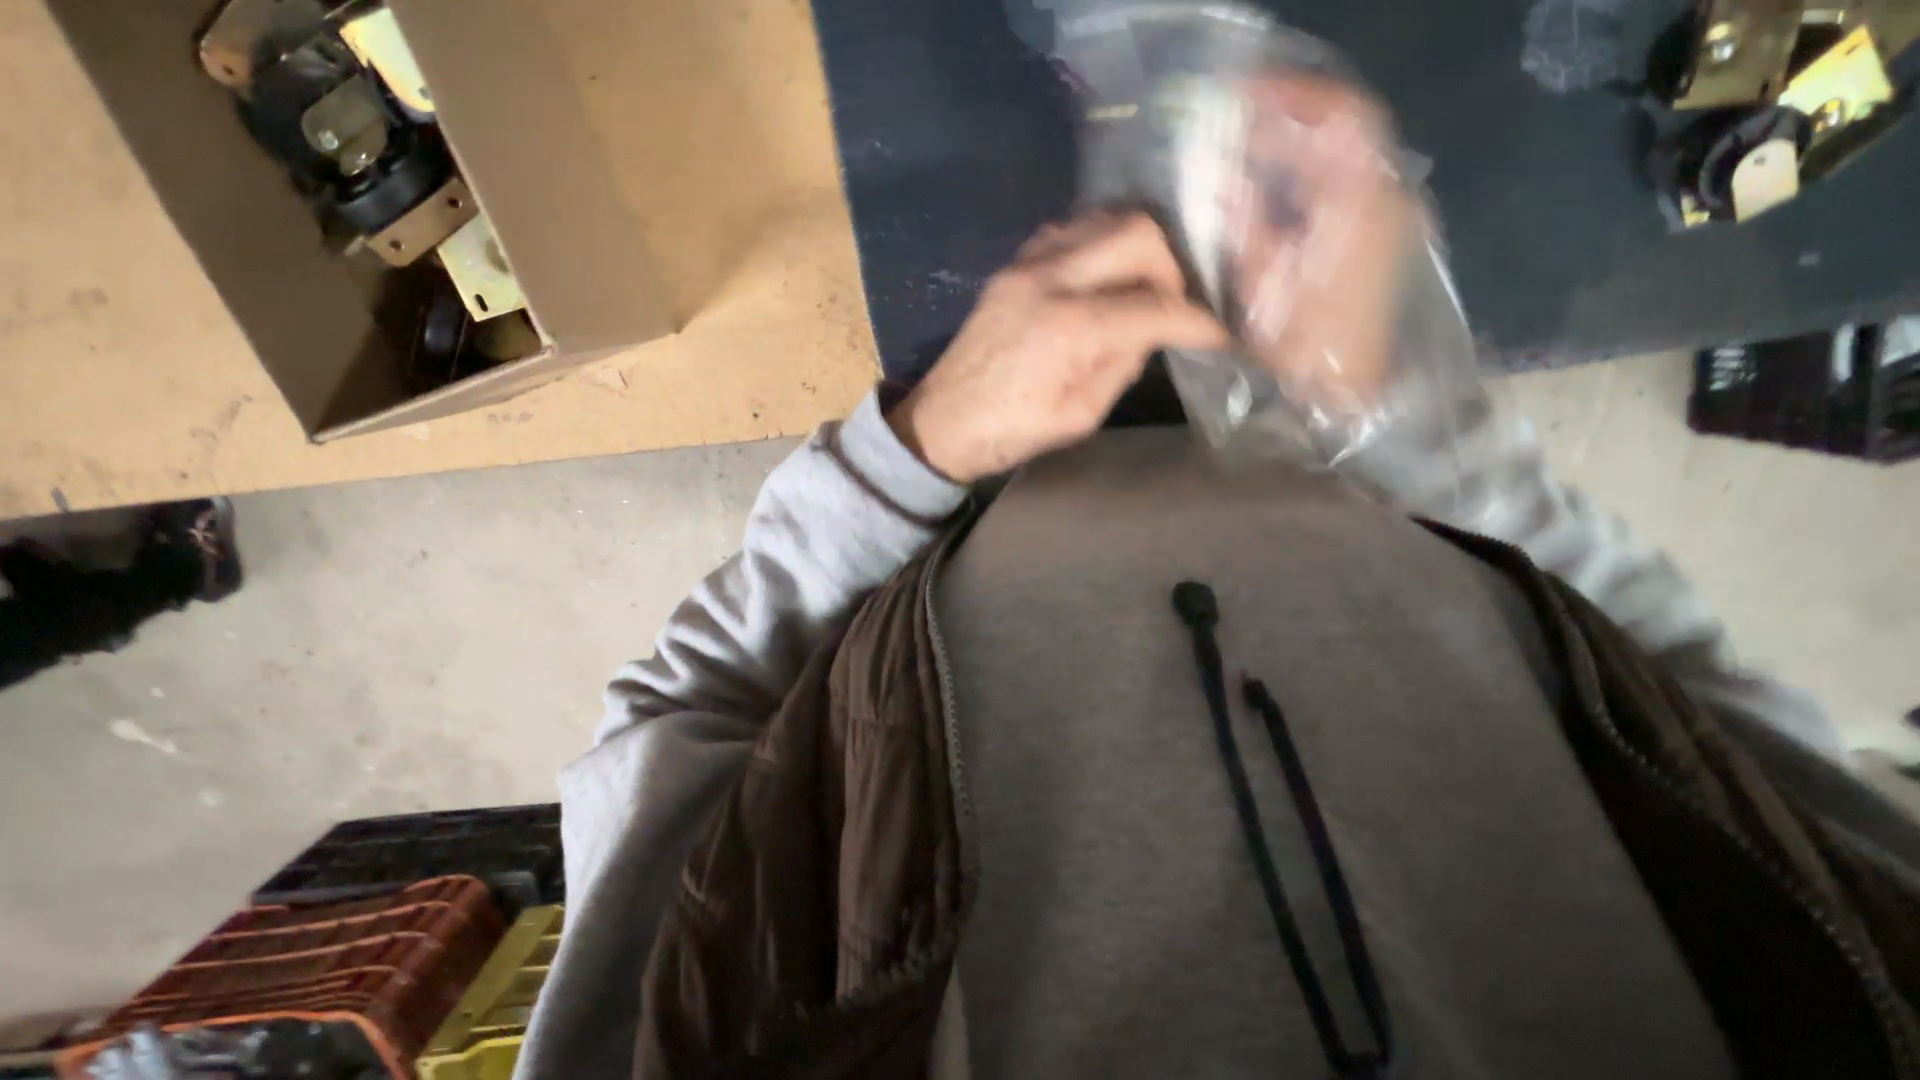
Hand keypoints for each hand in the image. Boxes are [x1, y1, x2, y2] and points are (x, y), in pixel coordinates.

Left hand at [887, 211, 1226, 482]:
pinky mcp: (1013, 265)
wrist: (942, 422)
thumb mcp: (1081, 415)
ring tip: (1142, 289)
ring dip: (1136, 248)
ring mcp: (1027, 264)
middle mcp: (1051, 278)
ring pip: (1105, 218)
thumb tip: (1151, 332)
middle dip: (1172, 267)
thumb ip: (1123, 364)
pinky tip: (1103, 278)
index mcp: (1070, 328)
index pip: (1158, 307)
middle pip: (1138, 232)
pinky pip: (1069, 230)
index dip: (1199, 321)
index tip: (1220, 333)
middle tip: (1174, 304)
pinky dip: (1098, 244)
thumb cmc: (1011, 432)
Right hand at [1231, 76, 1416, 417]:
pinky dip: (1311, 170)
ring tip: (1248, 146)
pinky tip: (1274, 186)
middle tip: (1237, 118)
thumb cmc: (1307, 348)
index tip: (1243, 94)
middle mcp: (1387, 196)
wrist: (1355, 392)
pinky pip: (1348, 178)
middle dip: (1291, 115)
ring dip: (1301, 143)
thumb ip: (1244, 225)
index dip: (1294, 94)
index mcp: (1361, 205)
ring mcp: (1392, 214)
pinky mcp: (1384, 233)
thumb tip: (1220, 176)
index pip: (1342, 117)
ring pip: (1348, 152)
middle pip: (1346, 128)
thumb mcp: (1261, 288)